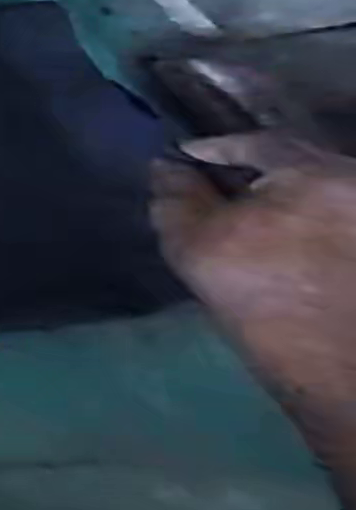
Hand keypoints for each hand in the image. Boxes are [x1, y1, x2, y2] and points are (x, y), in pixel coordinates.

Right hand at [152, 133, 355, 492]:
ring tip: (262, 208)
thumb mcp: (188, 233)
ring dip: (299, 195)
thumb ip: (174, 190)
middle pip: (312, 165)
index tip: (186, 155)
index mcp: (324, 177)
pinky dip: (323, 221)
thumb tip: (171, 166)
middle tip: (225, 178)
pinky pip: (346, 220)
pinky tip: (297, 236)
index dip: (218, 146)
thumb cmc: (255, 287)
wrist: (337, 366)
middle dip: (266, 168)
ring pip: (336, 194)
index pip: (263, 143)